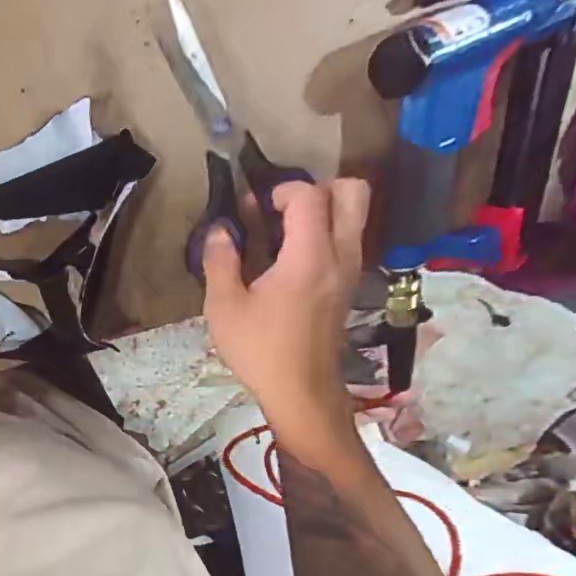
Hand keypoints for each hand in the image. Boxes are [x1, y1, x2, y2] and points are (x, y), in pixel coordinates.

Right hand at [202, 179, 369, 461]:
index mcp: (309, 256)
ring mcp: (351, 269)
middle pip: (352, 192)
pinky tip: (289, 255)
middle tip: (280, 207)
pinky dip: (325, 231)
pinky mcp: (349, 284)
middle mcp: (341, 254)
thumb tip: (220, 231)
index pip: (310, 197)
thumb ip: (221, 263)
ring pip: (355, 214)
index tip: (253, 204)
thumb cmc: (258, 348)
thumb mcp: (224, 307)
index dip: (282, 190)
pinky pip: (347, 238)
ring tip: (281, 230)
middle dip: (317, 187)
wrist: (300, 387)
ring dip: (323, 209)